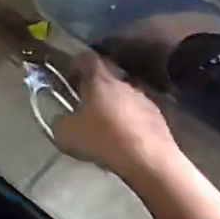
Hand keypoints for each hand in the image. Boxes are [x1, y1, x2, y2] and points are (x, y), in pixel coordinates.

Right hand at [52, 53, 180, 179]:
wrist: (148, 159)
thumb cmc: (102, 139)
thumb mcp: (65, 133)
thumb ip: (60, 120)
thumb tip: (62, 119)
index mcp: (99, 81)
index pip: (87, 59)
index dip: (76, 64)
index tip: (68, 74)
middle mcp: (124, 84)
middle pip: (107, 77)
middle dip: (94, 88)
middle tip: (82, 102)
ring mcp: (145, 99)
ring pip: (123, 95)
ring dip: (113, 104)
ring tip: (104, 123)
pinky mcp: (159, 116)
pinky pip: (137, 112)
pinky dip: (128, 119)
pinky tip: (122, 136)